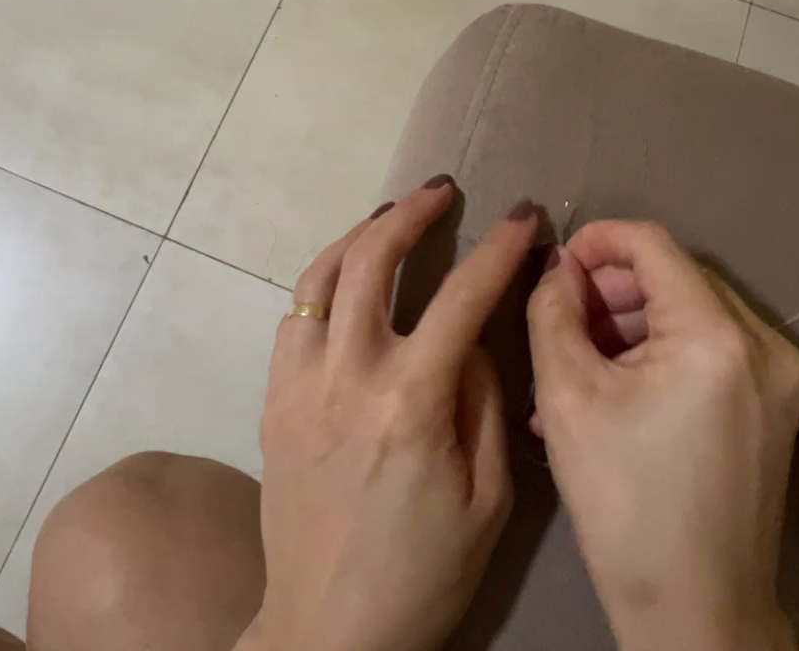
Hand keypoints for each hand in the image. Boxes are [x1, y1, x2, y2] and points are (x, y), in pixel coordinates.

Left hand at [238, 180, 531, 650]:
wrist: (328, 628)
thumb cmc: (424, 572)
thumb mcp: (489, 499)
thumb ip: (483, 402)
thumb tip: (468, 336)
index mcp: (411, 402)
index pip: (463, 297)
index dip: (499, 248)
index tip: (525, 216)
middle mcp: (347, 375)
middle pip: (371, 261)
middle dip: (412, 214)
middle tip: (441, 191)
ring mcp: (299, 382)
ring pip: (319, 276)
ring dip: (358, 235)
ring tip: (391, 218)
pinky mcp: (272, 398)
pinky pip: (294, 316)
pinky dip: (324, 283)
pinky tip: (347, 281)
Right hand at [526, 221, 798, 650]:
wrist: (695, 606)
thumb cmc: (623, 500)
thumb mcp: (566, 393)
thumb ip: (553, 309)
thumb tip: (558, 269)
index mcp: (718, 336)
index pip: (652, 244)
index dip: (595, 241)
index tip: (555, 270)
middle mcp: (768, 343)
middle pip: (674, 275)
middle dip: (610, 288)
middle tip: (562, 324)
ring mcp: (782, 375)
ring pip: (691, 309)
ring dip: (631, 321)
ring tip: (579, 362)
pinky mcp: (778, 403)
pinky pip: (711, 346)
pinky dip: (660, 349)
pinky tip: (617, 384)